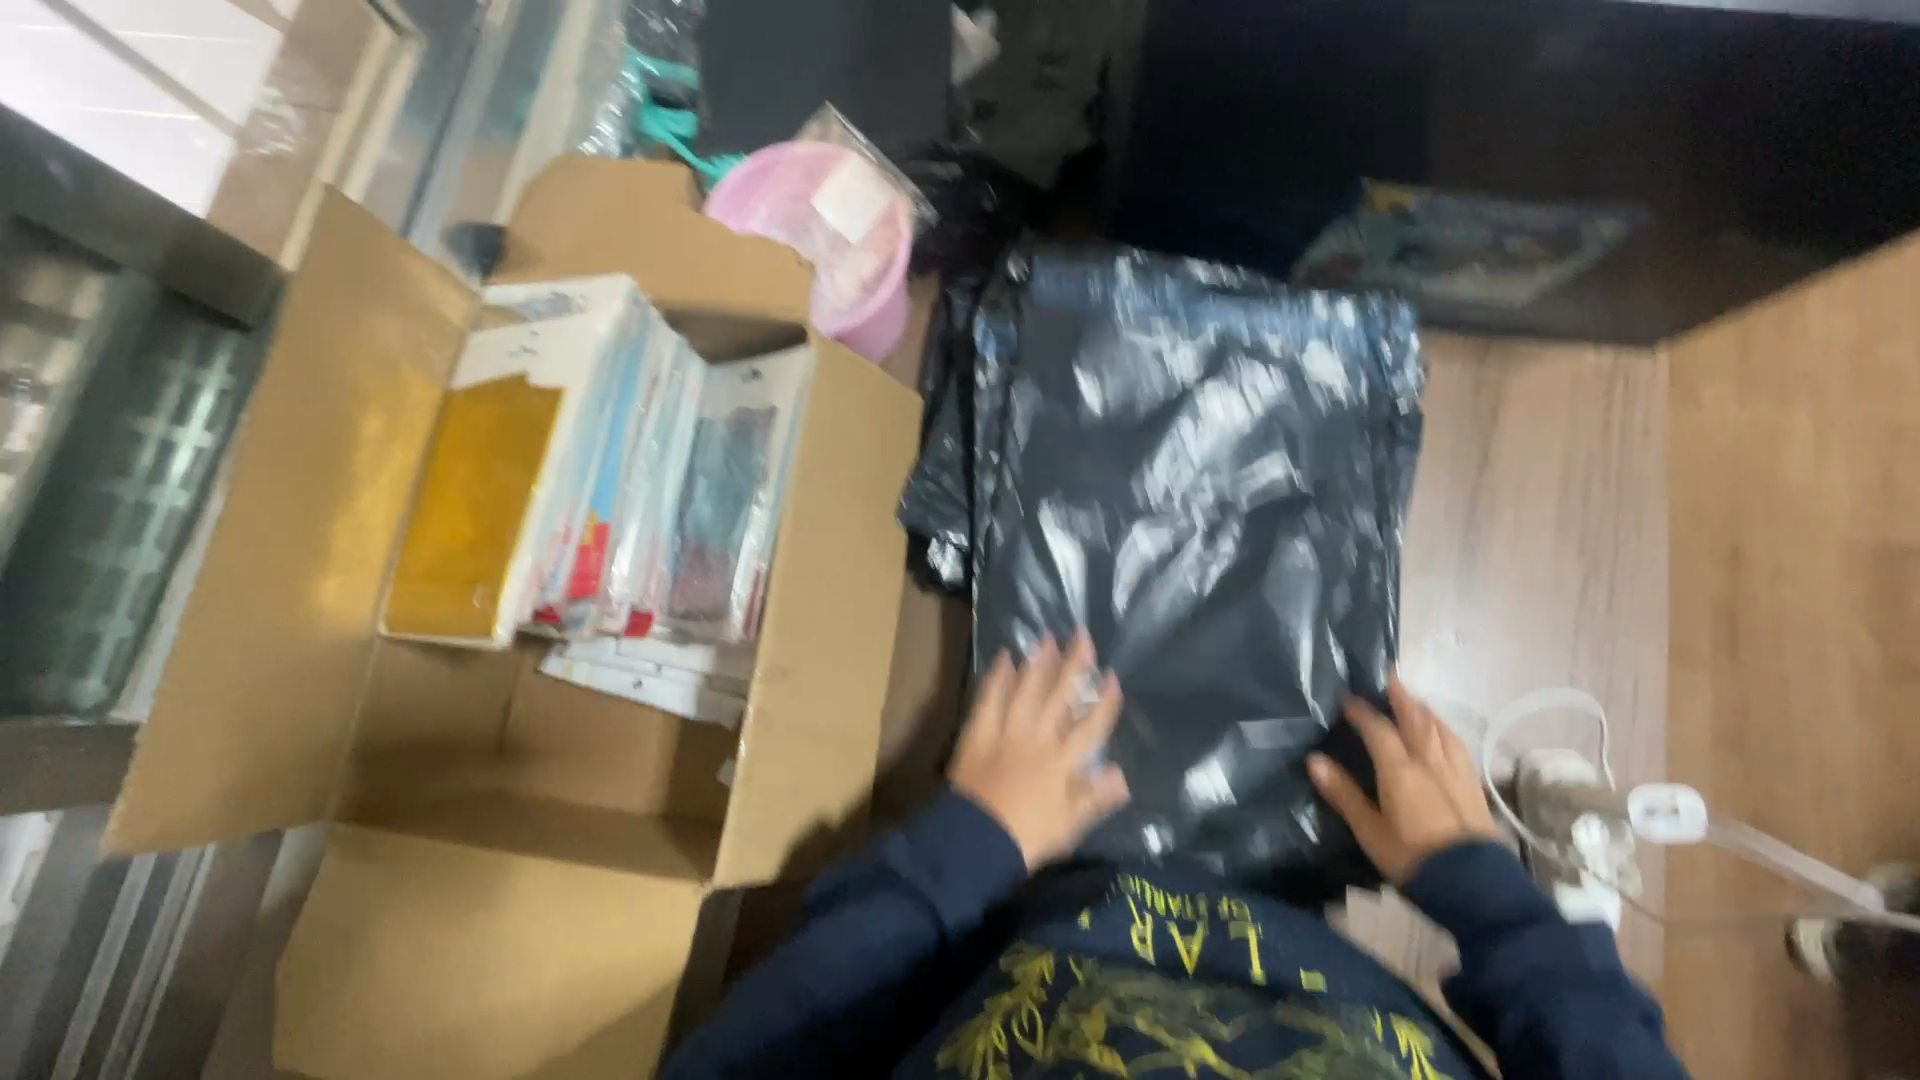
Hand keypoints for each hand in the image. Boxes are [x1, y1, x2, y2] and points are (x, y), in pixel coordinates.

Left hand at [949, 632, 1130, 870]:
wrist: (976, 839)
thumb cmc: (1027, 837)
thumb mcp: (1070, 825)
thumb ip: (1095, 798)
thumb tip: (1122, 774)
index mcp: (1062, 763)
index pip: (1090, 727)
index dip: (1104, 703)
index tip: (1113, 678)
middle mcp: (1037, 739)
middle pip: (1059, 697)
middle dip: (1073, 666)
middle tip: (1082, 637)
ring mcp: (1006, 732)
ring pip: (1026, 691)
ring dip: (1038, 664)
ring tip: (1048, 639)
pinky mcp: (978, 733)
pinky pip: (990, 699)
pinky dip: (997, 678)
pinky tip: (1004, 658)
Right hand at [1309, 675, 1500, 884]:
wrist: (1475, 887)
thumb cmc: (1413, 858)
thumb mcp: (1370, 830)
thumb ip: (1343, 794)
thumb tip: (1314, 760)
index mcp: (1401, 769)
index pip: (1379, 729)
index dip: (1363, 711)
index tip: (1348, 698)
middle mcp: (1430, 762)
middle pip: (1416, 720)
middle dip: (1402, 697)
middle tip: (1389, 678)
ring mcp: (1457, 773)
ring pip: (1441, 730)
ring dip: (1426, 711)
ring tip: (1415, 702)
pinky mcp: (1474, 788)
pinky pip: (1458, 747)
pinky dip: (1445, 731)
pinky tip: (1444, 735)